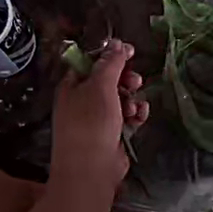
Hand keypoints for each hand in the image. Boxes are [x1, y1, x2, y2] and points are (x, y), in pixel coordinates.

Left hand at [50, 40, 148, 193]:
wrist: (91, 168)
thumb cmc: (91, 123)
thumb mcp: (100, 87)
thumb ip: (111, 63)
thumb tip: (118, 43)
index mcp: (72, 86)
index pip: (91, 63)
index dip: (110, 56)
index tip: (130, 52)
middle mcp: (82, 101)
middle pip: (108, 80)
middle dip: (125, 79)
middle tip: (135, 81)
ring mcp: (97, 119)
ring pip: (121, 98)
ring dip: (132, 99)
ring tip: (135, 107)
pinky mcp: (111, 133)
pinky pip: (127, 116)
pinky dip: (135, 114)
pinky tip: (140, 116)